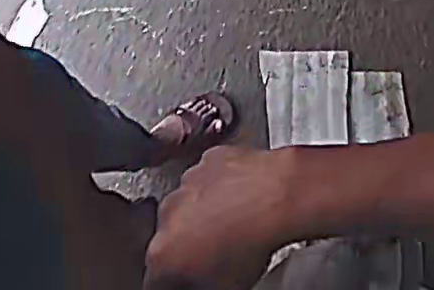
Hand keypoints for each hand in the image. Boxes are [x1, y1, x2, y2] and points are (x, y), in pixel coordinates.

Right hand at [145, 147, 301, 289]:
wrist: (277, 196)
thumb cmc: (253, 241)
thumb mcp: (223, 286)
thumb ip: (199, 284)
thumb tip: (200, 278)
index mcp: (164, 252)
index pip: (156, 277)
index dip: (172, 280)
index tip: (185, 278)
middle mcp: (169, 212)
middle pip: (169, 234)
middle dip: (185, 241)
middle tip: (211, 249)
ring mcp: (188, 180)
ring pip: (187, 201)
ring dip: (200, 210)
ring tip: (229, 219)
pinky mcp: (208, 157)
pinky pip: (207, 175)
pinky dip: (217, 183)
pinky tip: (237, 194)